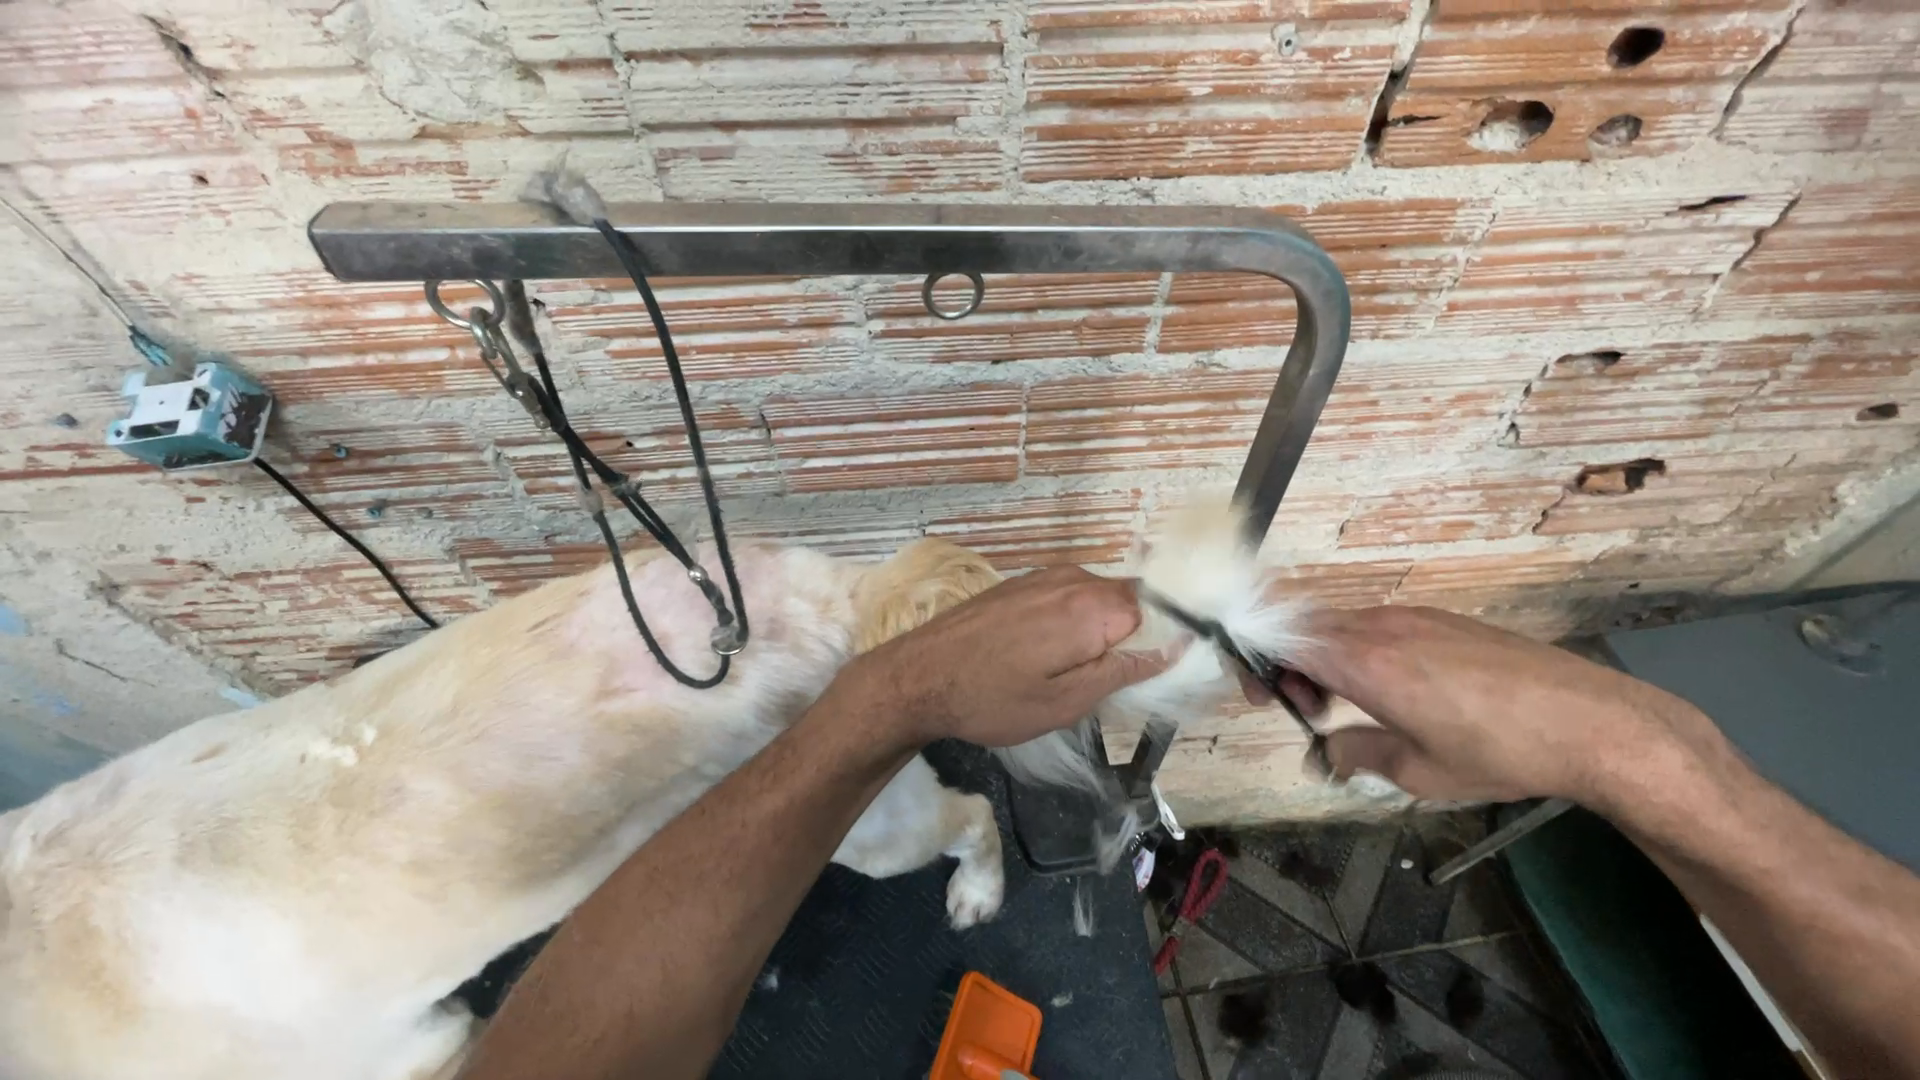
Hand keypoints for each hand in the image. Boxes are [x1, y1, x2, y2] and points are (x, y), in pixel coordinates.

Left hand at [835, 566, 1173, 749]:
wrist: (918, 676)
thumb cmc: (993, 698)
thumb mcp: (1065, 702)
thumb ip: (1122, 670)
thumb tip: (1173, 649)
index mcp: (1092, 607)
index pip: (1159, 611)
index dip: (1161, 642)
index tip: (1148, 675)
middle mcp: (1074, 579)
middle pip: (1129, 600)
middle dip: (1130, 636)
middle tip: (1108, 681)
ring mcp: (1044, 576)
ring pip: (1097, 598)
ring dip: (1099, 630)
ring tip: (1072, 672)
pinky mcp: (1021, 582)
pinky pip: (1068, 595)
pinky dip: (1072, 621)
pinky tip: (1047, 653)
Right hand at [1272, 605, 1722, 806]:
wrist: (1595, 724)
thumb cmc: (1497, 753)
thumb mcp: (1416, 771)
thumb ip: (1354, 754)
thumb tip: (1325, 753)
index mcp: (1363, 661)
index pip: (1279, 639)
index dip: (1256, 662)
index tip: (1262, 697)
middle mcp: (1380, 626)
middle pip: (1303, 626)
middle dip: (1288, 664)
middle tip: (1308, 710)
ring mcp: (1414, 616)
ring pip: (1340, 625)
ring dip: (1325, 658)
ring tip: (1352, 704)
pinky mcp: (1443, 619)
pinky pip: (1377, 625)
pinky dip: (1360, 651)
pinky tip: (1395, 689)